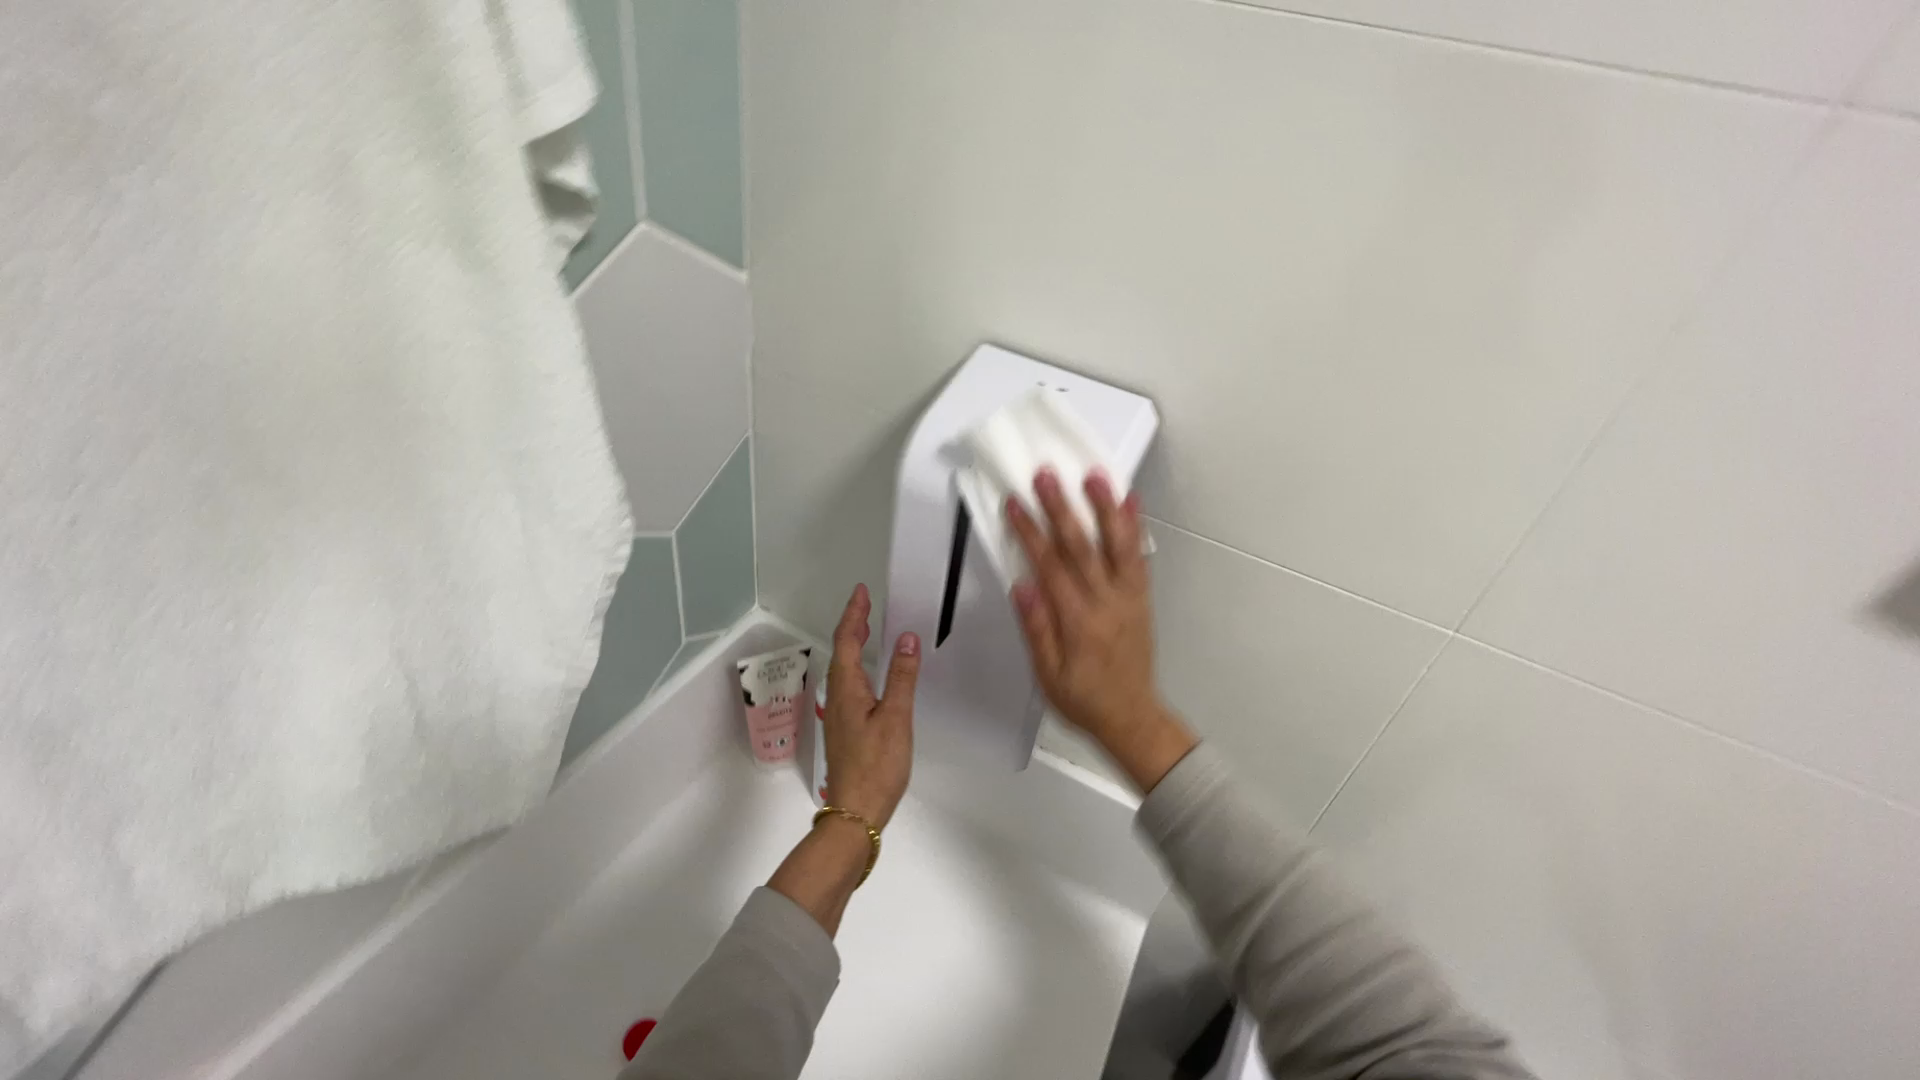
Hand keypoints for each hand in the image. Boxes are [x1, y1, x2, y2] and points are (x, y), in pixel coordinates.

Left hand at [821, 583, 919, 828]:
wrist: (856, 812)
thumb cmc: (877, 764)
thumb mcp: (896, 718)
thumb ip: (902, 677)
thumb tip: (906, 638)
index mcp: (847, 688)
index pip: (847, 640)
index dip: (854, 614)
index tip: (862, 592)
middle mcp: (838, 696)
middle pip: (842, 651)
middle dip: (853, 625)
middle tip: (867, 605)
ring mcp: (840, 714)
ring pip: (844, 668)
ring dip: (854, 645)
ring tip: (868, 630)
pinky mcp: (846, 728)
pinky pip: (850, 684)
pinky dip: (858, 665)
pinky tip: (871, 674)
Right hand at [1006, 469, 1196, 791]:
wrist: (1132, 717)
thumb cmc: (1083, 699)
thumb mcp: (1048, 674)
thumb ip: (1036, 629)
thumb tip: (1021, 586)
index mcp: (1077, 622)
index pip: (1049, 567)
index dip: (1030, 532)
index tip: (1015, 504)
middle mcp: (1105, 603)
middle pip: (1080, 547)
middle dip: (1061, 508)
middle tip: (1046, 475)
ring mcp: (1128, 597)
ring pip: (1116, 544)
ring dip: (1104, 508)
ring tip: (1094, 476)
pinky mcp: (1141, 597)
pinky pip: (1138, 557)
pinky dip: (1133, 527)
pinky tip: (1129, 501)